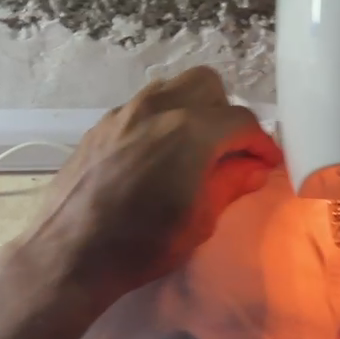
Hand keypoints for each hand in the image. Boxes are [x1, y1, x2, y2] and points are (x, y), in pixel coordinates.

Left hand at [24, 66, 282, 305]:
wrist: (71, 252)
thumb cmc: (142, 245)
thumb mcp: (198, 222)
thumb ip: (229, 186)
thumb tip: (253, 168)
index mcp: (190, 132)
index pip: (241, 122)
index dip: (261, 144)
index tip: (268, 165)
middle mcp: (158, 108)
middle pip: (208, 86)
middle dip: (227, 115)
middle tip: (231, 152)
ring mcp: (125, 112)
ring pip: (173, 89)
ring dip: (194, 111)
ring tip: (196, 150)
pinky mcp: (103, 125)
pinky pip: (145, 106)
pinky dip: (164, 120)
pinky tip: (160, 156)